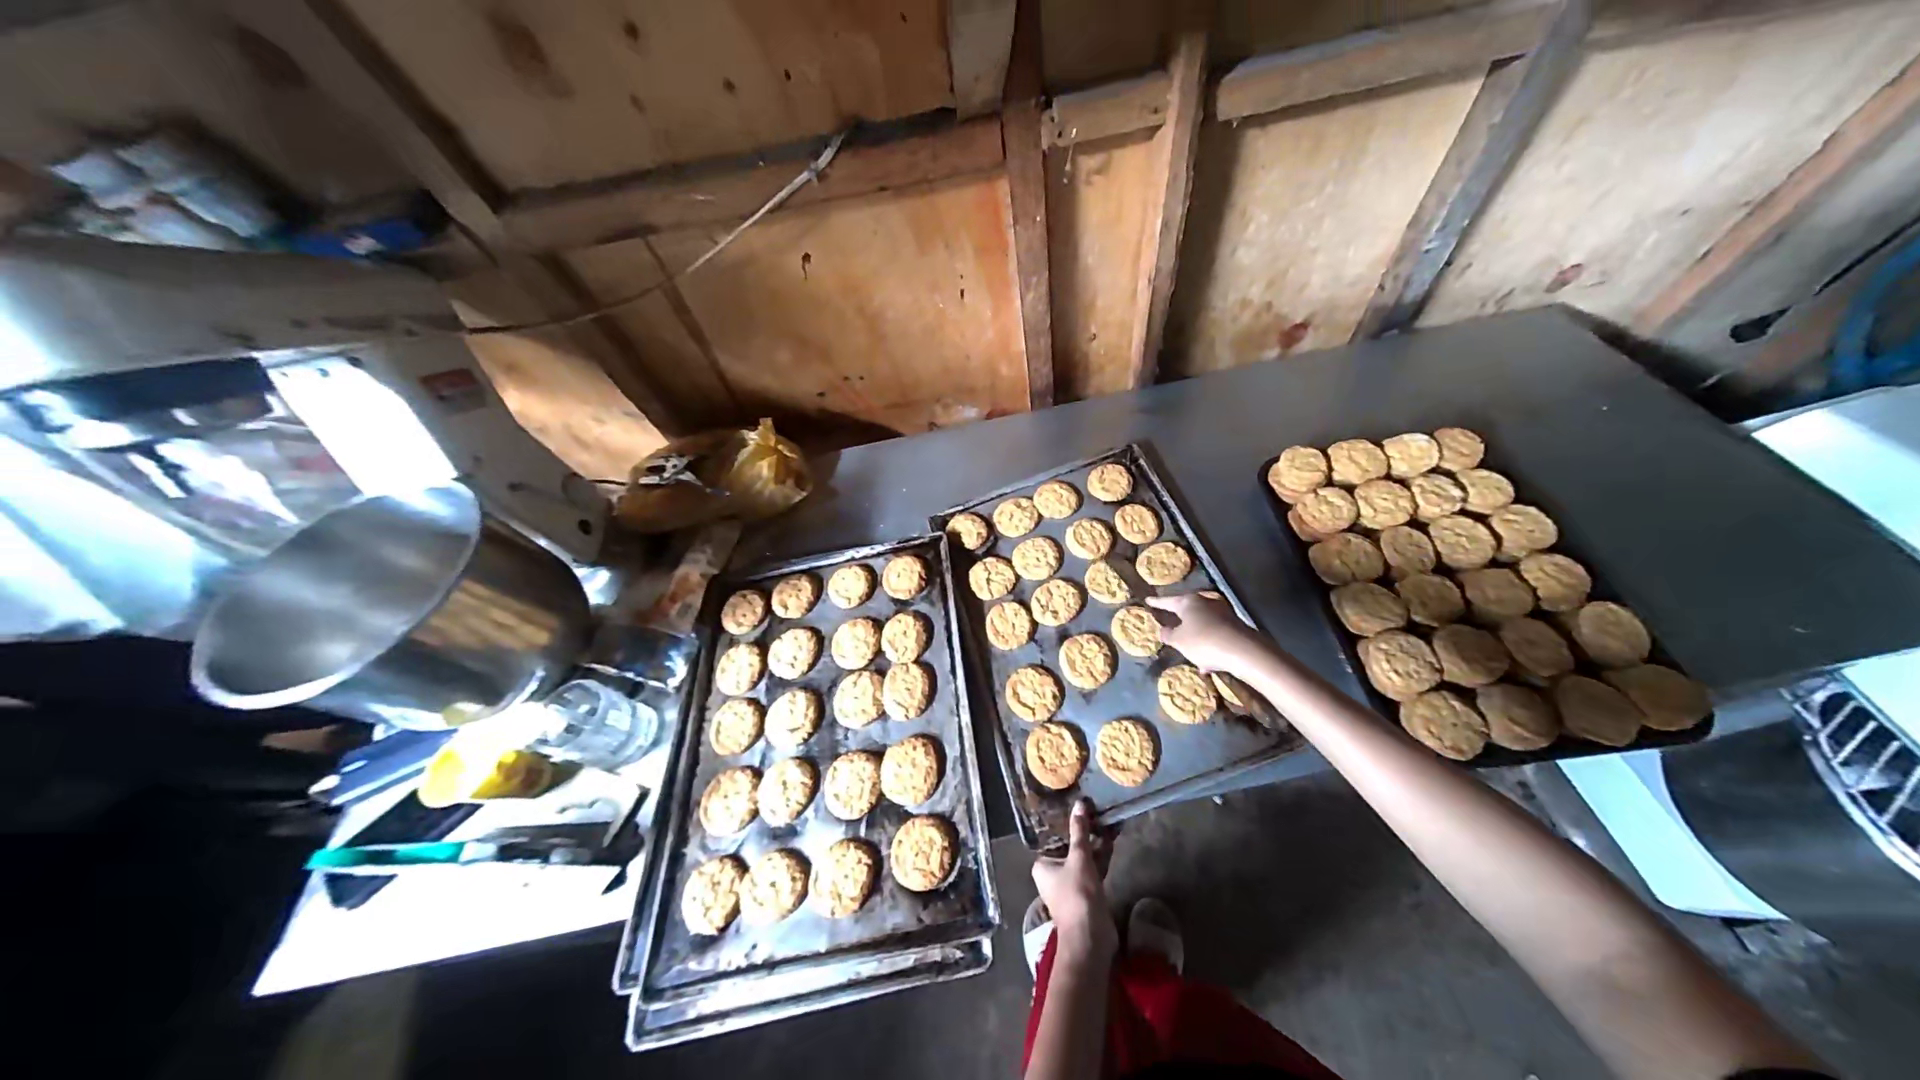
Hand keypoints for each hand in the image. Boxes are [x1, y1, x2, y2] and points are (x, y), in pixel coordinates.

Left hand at [1031, 799, 1117, 960]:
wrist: (1091, 937)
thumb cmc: (1078, 894)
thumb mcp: (1079, 858)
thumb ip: (1080, 831)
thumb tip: (1080, 803)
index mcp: (1043, 865)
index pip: (1054, 837)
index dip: (1067, 822)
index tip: (1081, 807)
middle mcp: (1053, 873)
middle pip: (1070, 847)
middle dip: (1085, 832)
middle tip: (1098, 811)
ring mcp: (1071, 884)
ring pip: (1084, 858)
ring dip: (1096, 843)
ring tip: (1109, 820)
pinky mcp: (1087, 892)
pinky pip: (1093, 868)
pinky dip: (1101, 857)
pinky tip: (1113, 839)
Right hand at [1146, 591, 1268, 673]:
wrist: (1243, 651)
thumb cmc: (1203, 642)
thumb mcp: (1178, 641)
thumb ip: (1168, 635)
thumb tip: (1163, 630)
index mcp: (1189, 602)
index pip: (1168, 601)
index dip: (1157, 603)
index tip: (1148, 600)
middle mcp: (1206, 603)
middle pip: (1188, 610)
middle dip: (1179, 619)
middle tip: (1169, 621)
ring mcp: (1223, 614)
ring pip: (1203, 624)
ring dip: (1195, 636)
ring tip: (1189, 651)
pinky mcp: (1235, 627)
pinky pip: (1215, 635)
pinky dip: (1209, 645)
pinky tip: (1207, 663)